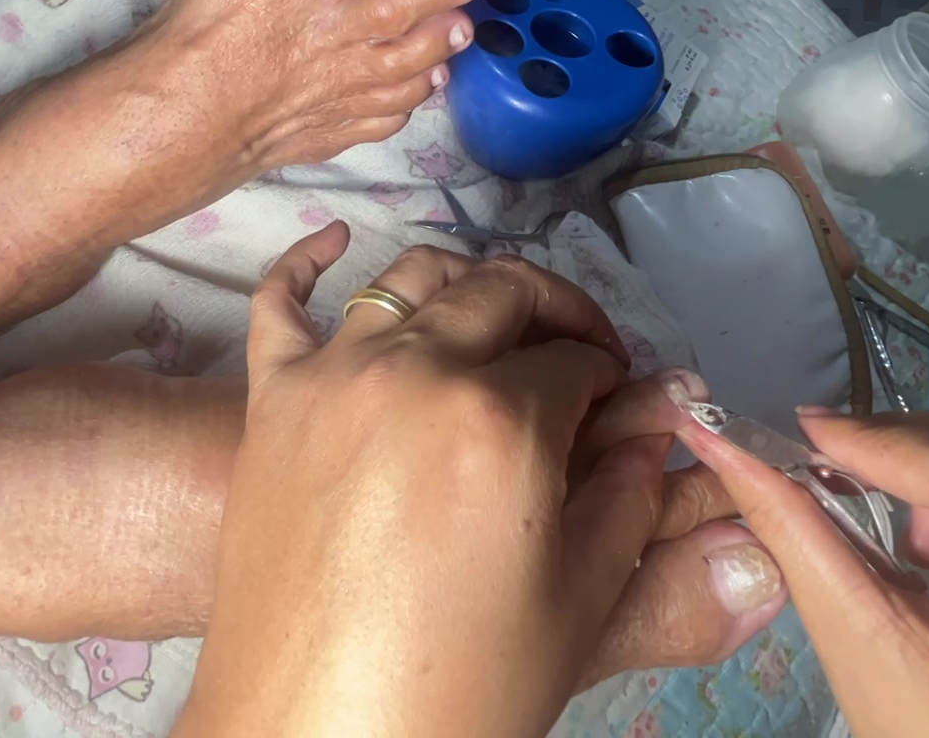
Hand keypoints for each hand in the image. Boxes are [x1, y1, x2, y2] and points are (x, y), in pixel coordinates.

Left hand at [176, 226, 713, 737]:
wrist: (309, 737)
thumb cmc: (454, 687)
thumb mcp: (574, 605)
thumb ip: (627, 499)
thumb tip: (657, 427)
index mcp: (497, 422)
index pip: (577, 361)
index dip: (611, 375)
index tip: (617, 394)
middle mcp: (414, 370)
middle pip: (504, 292)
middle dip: (557, 308)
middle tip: (575, 347)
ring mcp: (333, 373)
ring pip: (411, 276)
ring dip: (466, 281)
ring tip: (491, 316)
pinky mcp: (272, 394)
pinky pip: (279, 300)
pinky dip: (306, 260)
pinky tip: (335, 239)